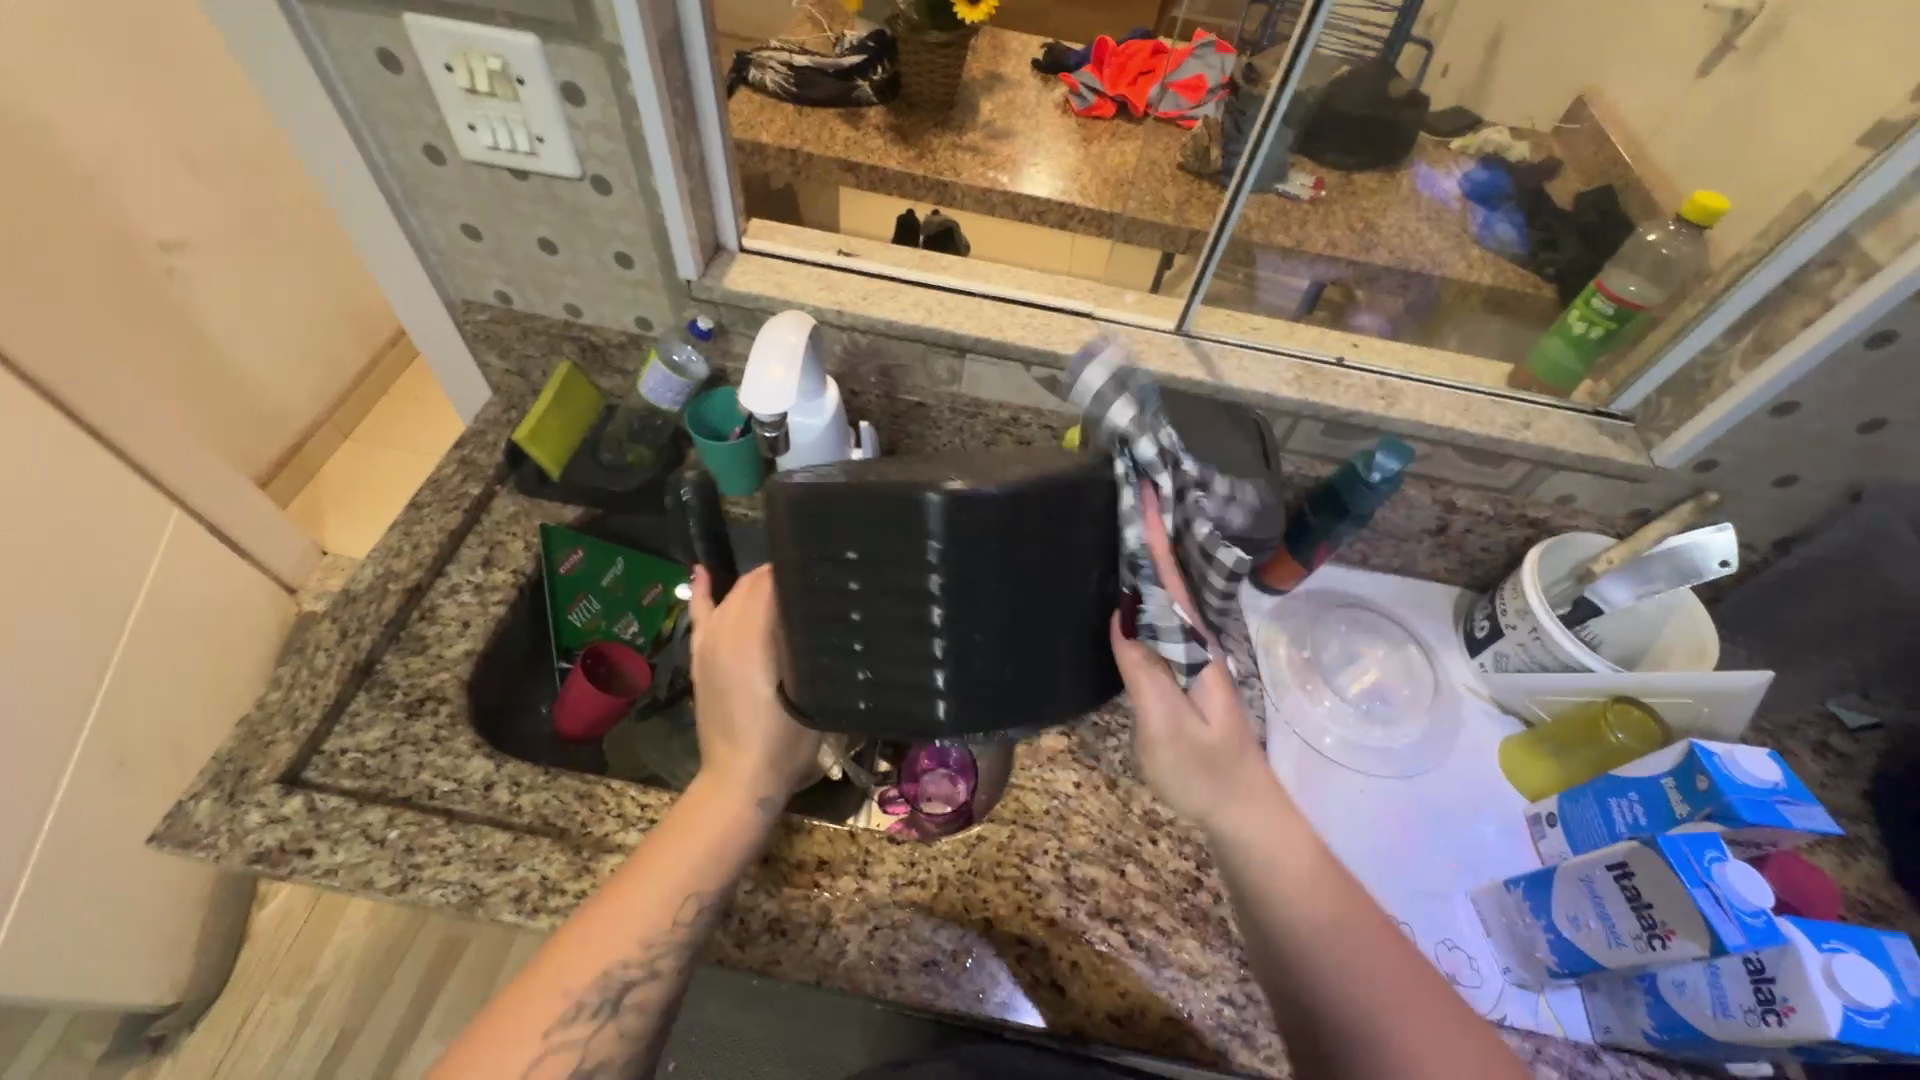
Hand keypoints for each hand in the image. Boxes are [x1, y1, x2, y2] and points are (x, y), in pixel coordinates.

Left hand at [686, 564, 821, 804]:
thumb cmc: (784, 741)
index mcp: (753, 636)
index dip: (798, 571)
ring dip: (755, 584)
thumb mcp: (811, 691)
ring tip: (784, 581)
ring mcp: (707, 644)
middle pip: (752, 584)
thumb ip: (811, 646)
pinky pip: (700, 614)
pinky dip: (704, 591)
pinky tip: (705, 571)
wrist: (740, 779)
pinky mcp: (699, 658)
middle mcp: (726, 631)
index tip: (824, 570)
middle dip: (780, 575)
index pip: (773, 582)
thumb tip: (820, 610)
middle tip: (813, 579)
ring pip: (732, 596)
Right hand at [1110, 486, 1279, 832]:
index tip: (1143, 490)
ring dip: (1154, 555)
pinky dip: (1151, 589)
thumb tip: (1121, 614)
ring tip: (1130, 519)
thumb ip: (1144, 671)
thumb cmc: (1204, 776)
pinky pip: (1166, 617)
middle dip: (1155, 530)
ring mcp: (1194, 657)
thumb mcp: (1166, 728)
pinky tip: (1136, 584)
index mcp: (1195, 649)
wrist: (1243, 812)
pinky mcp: (1186, 672)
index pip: (1170, 582)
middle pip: (1174, 577)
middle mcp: (1198, 643)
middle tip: (1131, 487)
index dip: (1155, 537)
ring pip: (1171, 595)